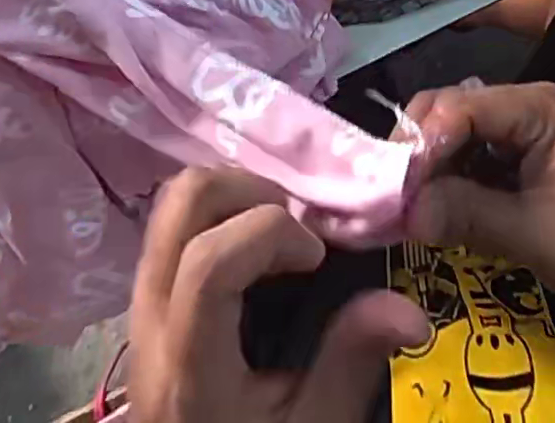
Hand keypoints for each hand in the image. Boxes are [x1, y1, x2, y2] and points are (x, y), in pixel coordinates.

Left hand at [126, 168, 429, 422]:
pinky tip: (259, 245)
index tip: (316, 255)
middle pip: (185, 200)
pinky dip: (226, 206)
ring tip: (281, 232)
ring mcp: (143, 296)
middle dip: (254, 190)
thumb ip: (350, 364)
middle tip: (296, 228)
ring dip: (240, 193)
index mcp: (188, 363)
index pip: (209, 262)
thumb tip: (411, 311)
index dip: (272, 235)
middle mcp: (150, 316)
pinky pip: (178, 215)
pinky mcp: (149, 288)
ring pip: (177, 196)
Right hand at [402, 82, 554, 330]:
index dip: (421, 145)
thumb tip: (403, 212)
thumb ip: (470, 215)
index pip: (459, 107)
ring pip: (456, 133)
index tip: (392, 192)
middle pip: (451, 110)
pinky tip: (434, 208)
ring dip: (429, 167)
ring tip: (404, 208)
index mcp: (537, 107)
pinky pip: (472, 157)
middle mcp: (525, 106)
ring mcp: (524, 130)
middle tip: (390, 199)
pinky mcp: (522, 158)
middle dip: (418, 150)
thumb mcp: (541, 237)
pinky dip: (448, 180)